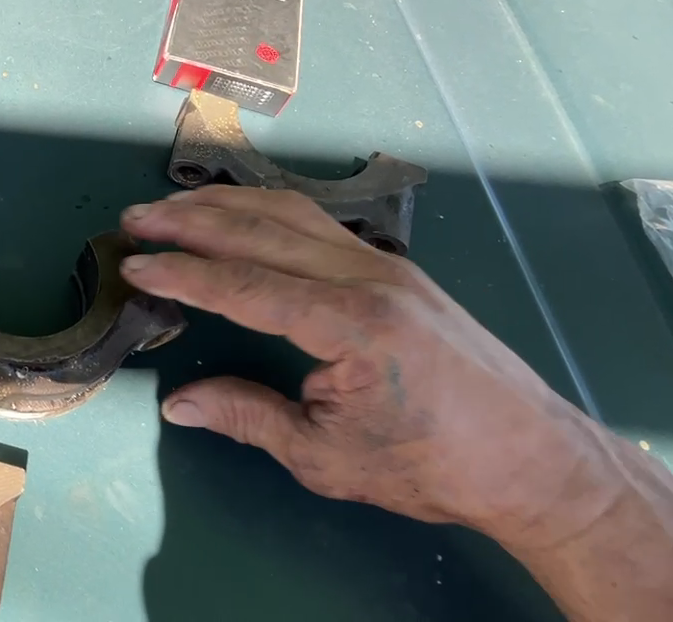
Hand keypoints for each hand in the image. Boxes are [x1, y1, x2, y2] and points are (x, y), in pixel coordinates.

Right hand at [118, 186, 618, 548]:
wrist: (540, 461)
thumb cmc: (433, 467)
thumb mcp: (329, 458)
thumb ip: (248, 417)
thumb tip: (176, 404)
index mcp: (353, 325)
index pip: (244, 284)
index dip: (182, 274)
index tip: (133, 266)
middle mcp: (366, 277)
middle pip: (257, 230)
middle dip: (186, 221)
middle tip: (132, 219)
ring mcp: (381, 262)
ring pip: (283, 211)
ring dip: (218, 204)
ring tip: (166, 207)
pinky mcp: (388, 264)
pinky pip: (309, 220)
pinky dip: (256, 209)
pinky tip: (229, 214)